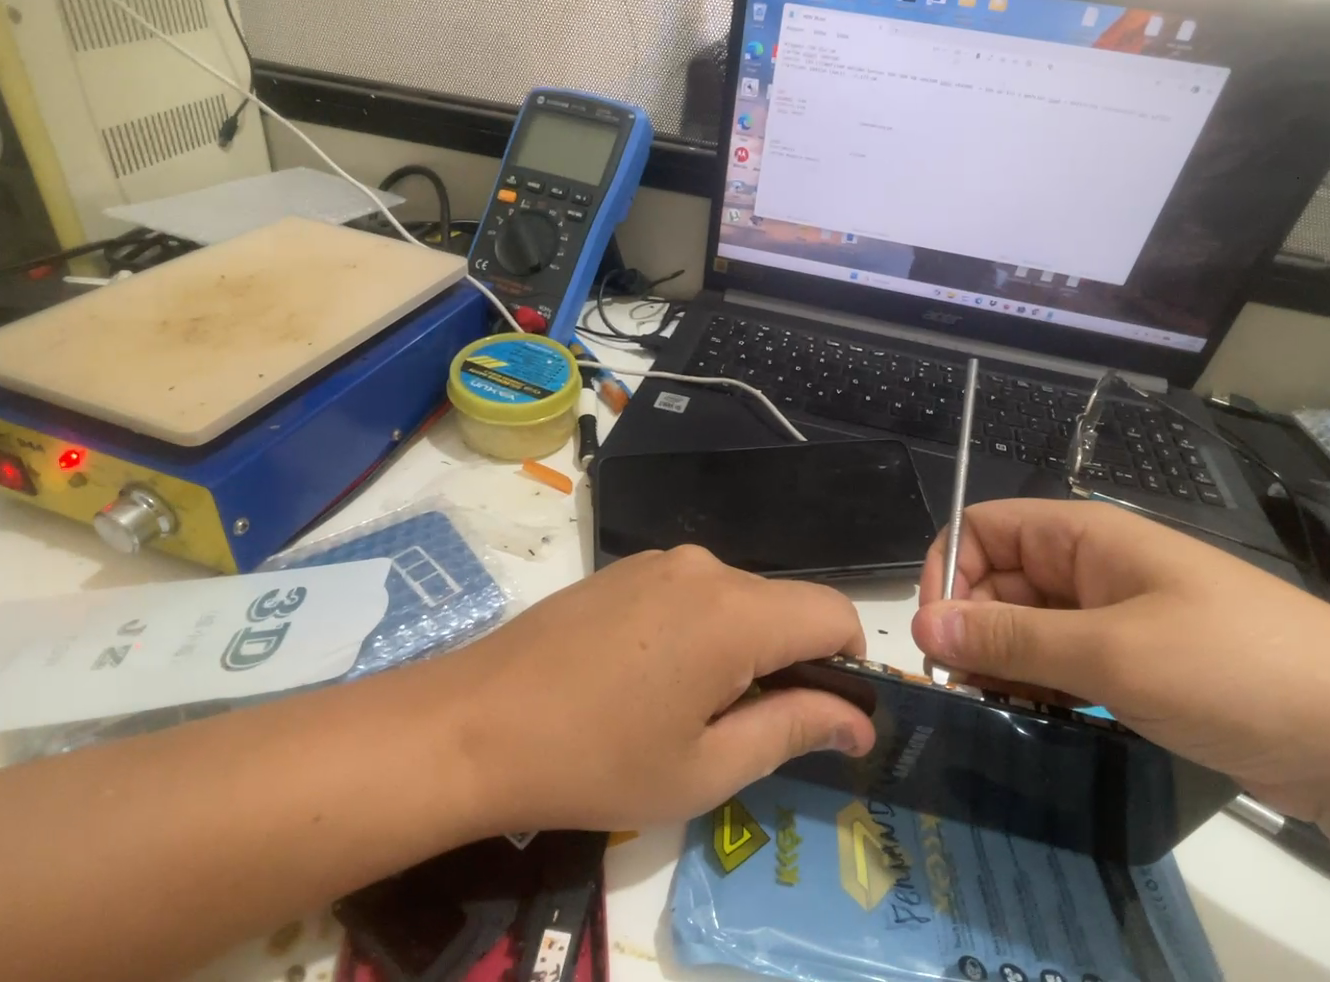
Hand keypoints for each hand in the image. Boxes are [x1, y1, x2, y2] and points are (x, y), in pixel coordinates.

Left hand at [436, 546, 874, 832]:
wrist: (471, 725)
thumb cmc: (594, 762)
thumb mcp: (705, 768)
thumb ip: (792, 731)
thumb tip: (857, 720)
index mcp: (734, 611)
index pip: (836, 614)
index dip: (849, 667)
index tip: (823, 719)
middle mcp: (703, 567)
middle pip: (785, 606)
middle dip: (790, 663)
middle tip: (745, 731)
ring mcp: (655, 561)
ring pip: (737, 599)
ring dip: (741, 649)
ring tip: (687, 710)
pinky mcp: (622, 569)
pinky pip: (691, 593)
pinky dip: (700, 631)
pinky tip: (649, 680)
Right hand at [911, 499, 1329, 819]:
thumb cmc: (1235, 671)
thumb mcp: (1112, 653)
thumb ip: (1010, 638)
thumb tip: (920, 623)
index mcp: (1086, 537)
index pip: (984, 528)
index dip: (949, 572)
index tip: (937, 637)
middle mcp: (1092, 569)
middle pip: (998, 581)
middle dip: (971, 629)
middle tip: (964, 690)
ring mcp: (1115, 619)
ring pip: (1026, 628)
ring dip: (1000, 664)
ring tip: (999, 711)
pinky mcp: (1134, 666)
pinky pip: (1061, 663)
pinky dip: (1037, 687)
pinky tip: (1034, 720)